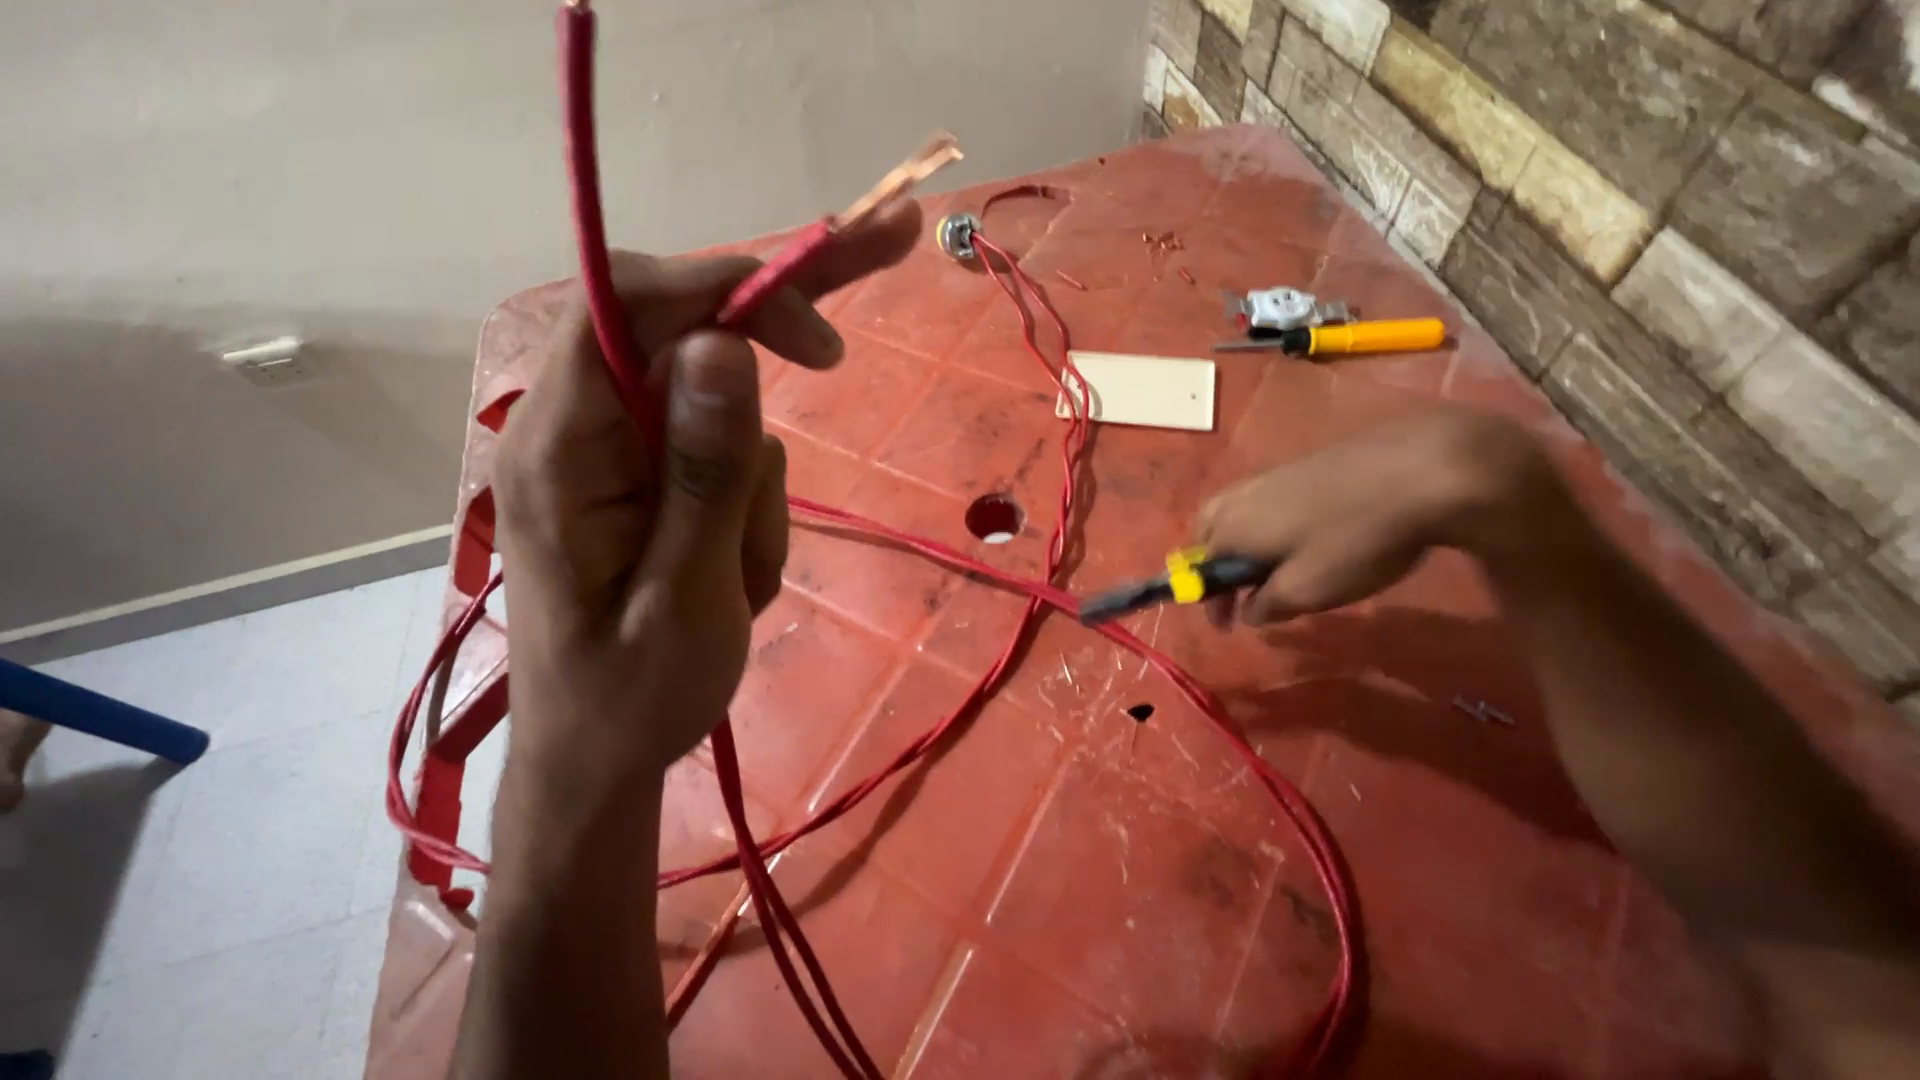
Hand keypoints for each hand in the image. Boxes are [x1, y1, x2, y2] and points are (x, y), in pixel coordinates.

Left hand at [492, 202, 921, 803]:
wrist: (594, 762)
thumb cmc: (630, 699)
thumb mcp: (685, 597)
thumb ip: (703, 472)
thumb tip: (721, 343)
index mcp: (559, 450)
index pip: (624, 308)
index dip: (722, 290)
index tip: (816, 335)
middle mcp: (573, 429)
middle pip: (675, 327)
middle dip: (768, 329)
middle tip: (853, 315)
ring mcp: (607, 453)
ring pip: (715, 404)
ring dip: (754, 482)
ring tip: (742, 580)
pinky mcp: (638, 477)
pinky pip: (717, 450)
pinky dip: (749, 504)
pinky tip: (734, 576)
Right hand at [1193, 406, 1569, 626]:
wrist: (1421, 470)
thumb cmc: (1354, 539)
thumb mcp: (1308, 590)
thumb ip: (1267, 605)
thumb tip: (1246, 610)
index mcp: (1230, 527)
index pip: (1198, 568)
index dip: (1210, 601)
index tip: (1228, 627)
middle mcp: (1240, 496)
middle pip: (1208, 531)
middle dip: (1213, 562)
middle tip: (1238, 589)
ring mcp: (1273, 476)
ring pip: (1237, 512)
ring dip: (1242, 543)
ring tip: (1270, 567)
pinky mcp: (1305, 465)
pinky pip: (1266, 501)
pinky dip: (1268, 524)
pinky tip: (1303, 537)